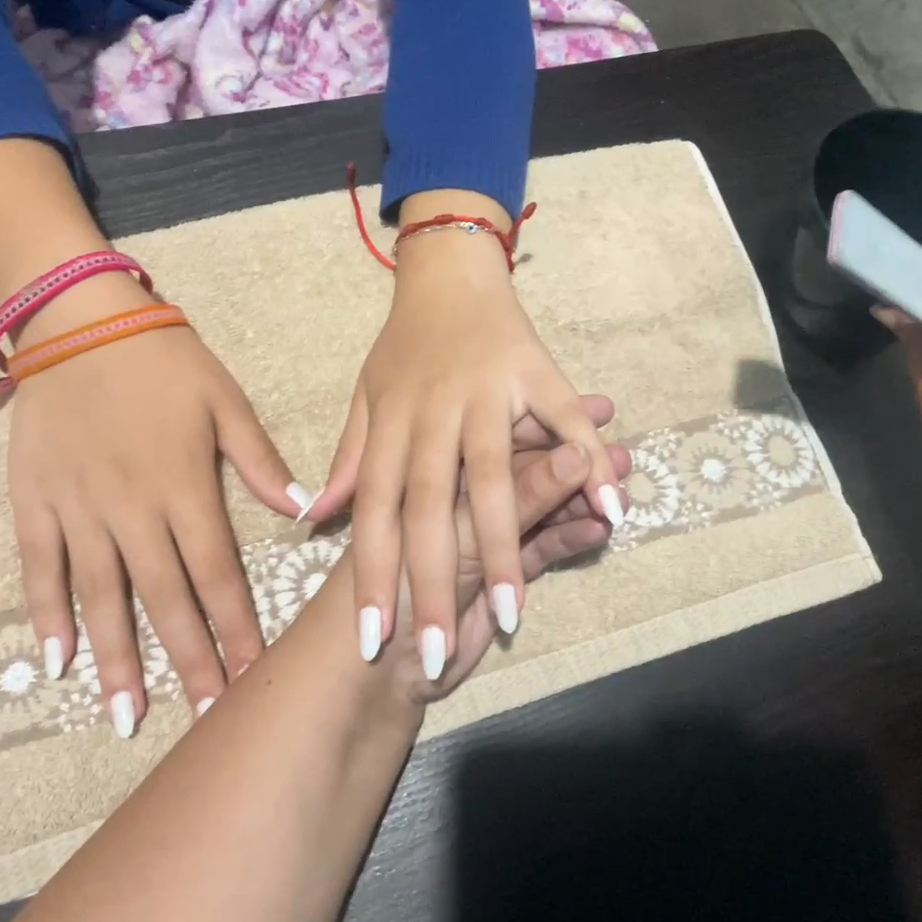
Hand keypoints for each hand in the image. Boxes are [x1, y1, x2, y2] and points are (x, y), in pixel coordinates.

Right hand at [8, 274, 309, 735]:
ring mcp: (78, 511)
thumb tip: (305, 509)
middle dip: (188, 659)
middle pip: (165, 599)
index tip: (251, 676)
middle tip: (202, 715)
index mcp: (185, 488)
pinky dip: (47, 615)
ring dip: (117, 658)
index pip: (218, 574)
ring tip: (126, 714)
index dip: (236, 627)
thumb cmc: (164, 361)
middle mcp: (133, 511)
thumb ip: (262, 462)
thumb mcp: (227, 402)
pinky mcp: (35, 503)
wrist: (79, 322)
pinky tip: (56, 660)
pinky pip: (41, 569)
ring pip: (102, 597)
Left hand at [311, 191, 623, 682]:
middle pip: (428, 504)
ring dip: (505, 546)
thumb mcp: (367, 396)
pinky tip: (609, 512)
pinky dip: (588, 464)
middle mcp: (434, 411)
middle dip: (431, 581)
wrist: (451, 269)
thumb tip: (313, 517)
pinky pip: (565, 424)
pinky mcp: (538, 374)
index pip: (375, 506)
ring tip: (512, 614)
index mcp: (392, 420)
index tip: (370, 637)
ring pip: (494, 475)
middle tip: (432, 652)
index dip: (371, 571)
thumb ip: (349, 457)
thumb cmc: (407, 342)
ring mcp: (488, 392)